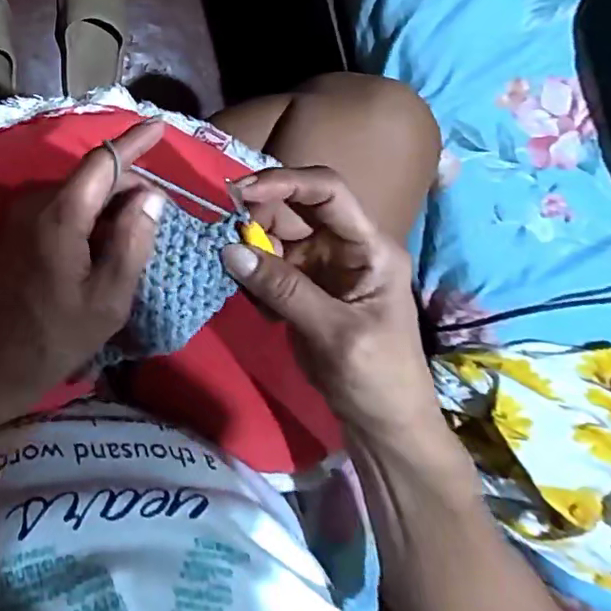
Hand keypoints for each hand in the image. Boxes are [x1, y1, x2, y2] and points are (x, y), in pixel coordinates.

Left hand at [0, 118, 169, 422]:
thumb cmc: (55, 336)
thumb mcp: (109, 297)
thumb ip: (133, 241)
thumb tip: (151, 196)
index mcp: (59, 214)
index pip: (102, 162)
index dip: (133, 142)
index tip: (160, 126)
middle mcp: (35, 201)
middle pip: (91, 176)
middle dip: (128, 185)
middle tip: (159, 214)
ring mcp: (21, 212)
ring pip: (78, 192)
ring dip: (110, 203)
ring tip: (136, 235)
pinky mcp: (17, 226)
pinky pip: (63, 206)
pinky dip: (90, 215)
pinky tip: (106, 244)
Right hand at [220, 166, 442, 444]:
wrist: (384, 428)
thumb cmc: (378, 378)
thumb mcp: (335, 333)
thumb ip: (284, 289)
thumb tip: (230, 249)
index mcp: (368, 246)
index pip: (327, 191)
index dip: (285, 182)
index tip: (241, 192)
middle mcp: (342, 245)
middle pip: (293, 206)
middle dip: (256, 214)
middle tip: (225, 234)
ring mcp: (319, 264)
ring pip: (273, 232)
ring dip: (249, 246)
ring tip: (242, 281)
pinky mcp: (299, 284)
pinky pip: (265, 261)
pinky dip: (251, 274)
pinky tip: (258, 306)